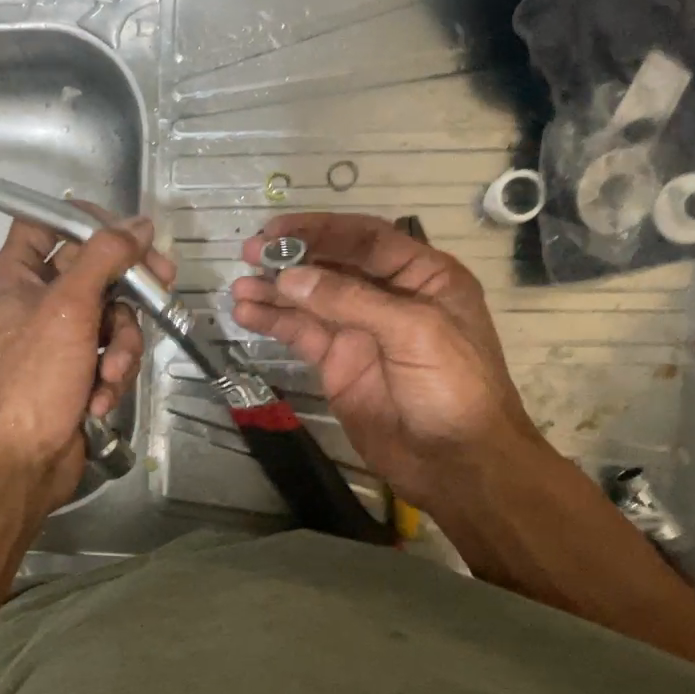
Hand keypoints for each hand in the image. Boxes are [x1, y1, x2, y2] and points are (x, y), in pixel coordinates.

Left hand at [0, 213, 174, 511]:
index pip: (47, 224)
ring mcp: (61, 340)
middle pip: (95, 270)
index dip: (85, 221)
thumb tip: (140, 224)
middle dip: (127, 289)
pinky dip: (113, 376)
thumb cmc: (33, 380)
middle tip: (163, 284)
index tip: (125, 231)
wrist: (23, 462)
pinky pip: (113, 355)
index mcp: (17, 277)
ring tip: (109, 374)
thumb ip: (105, 258)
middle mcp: (38, 302)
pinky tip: (100, 398)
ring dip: (122, 346)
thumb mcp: (68, 309)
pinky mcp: (81, 373)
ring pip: (113, 317)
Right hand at [230, 213, 543, 512]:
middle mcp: (388, 296)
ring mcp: (359, 331)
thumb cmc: (454, 387)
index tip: (276, 231)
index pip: (366, 239)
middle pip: (332, 265)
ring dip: (274, 292)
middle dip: (290, 258)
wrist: (456, 462)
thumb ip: (351, 300)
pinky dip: (274, 323)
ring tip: (238, 289)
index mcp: (423, 276)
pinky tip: (247, 315)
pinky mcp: (337, 364)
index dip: (321, 231)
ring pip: (310, 300)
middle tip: (247, 254)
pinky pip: (301, 334)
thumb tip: (288, 278)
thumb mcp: (414, 331)